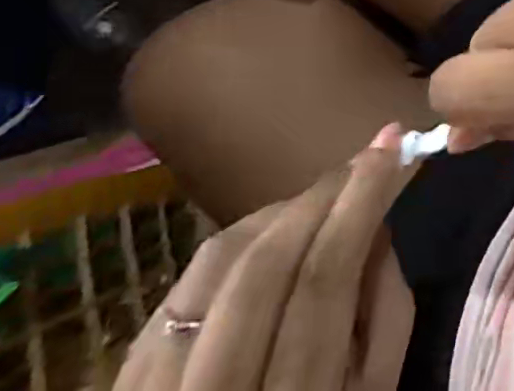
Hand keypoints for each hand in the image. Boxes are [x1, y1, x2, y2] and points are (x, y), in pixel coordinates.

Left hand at [114, 125, 413, 390]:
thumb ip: (389, 310)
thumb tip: (378, 224)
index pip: (326, 280)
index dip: (361, 201)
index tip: (392, 146)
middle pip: (263, 268)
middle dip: (322, 195)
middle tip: (365, 156)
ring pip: (212, 267)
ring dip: (278, 212)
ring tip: (323, 196)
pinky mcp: (121, 384)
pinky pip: (177, 290)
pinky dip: (232, 245)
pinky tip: (269, 234)